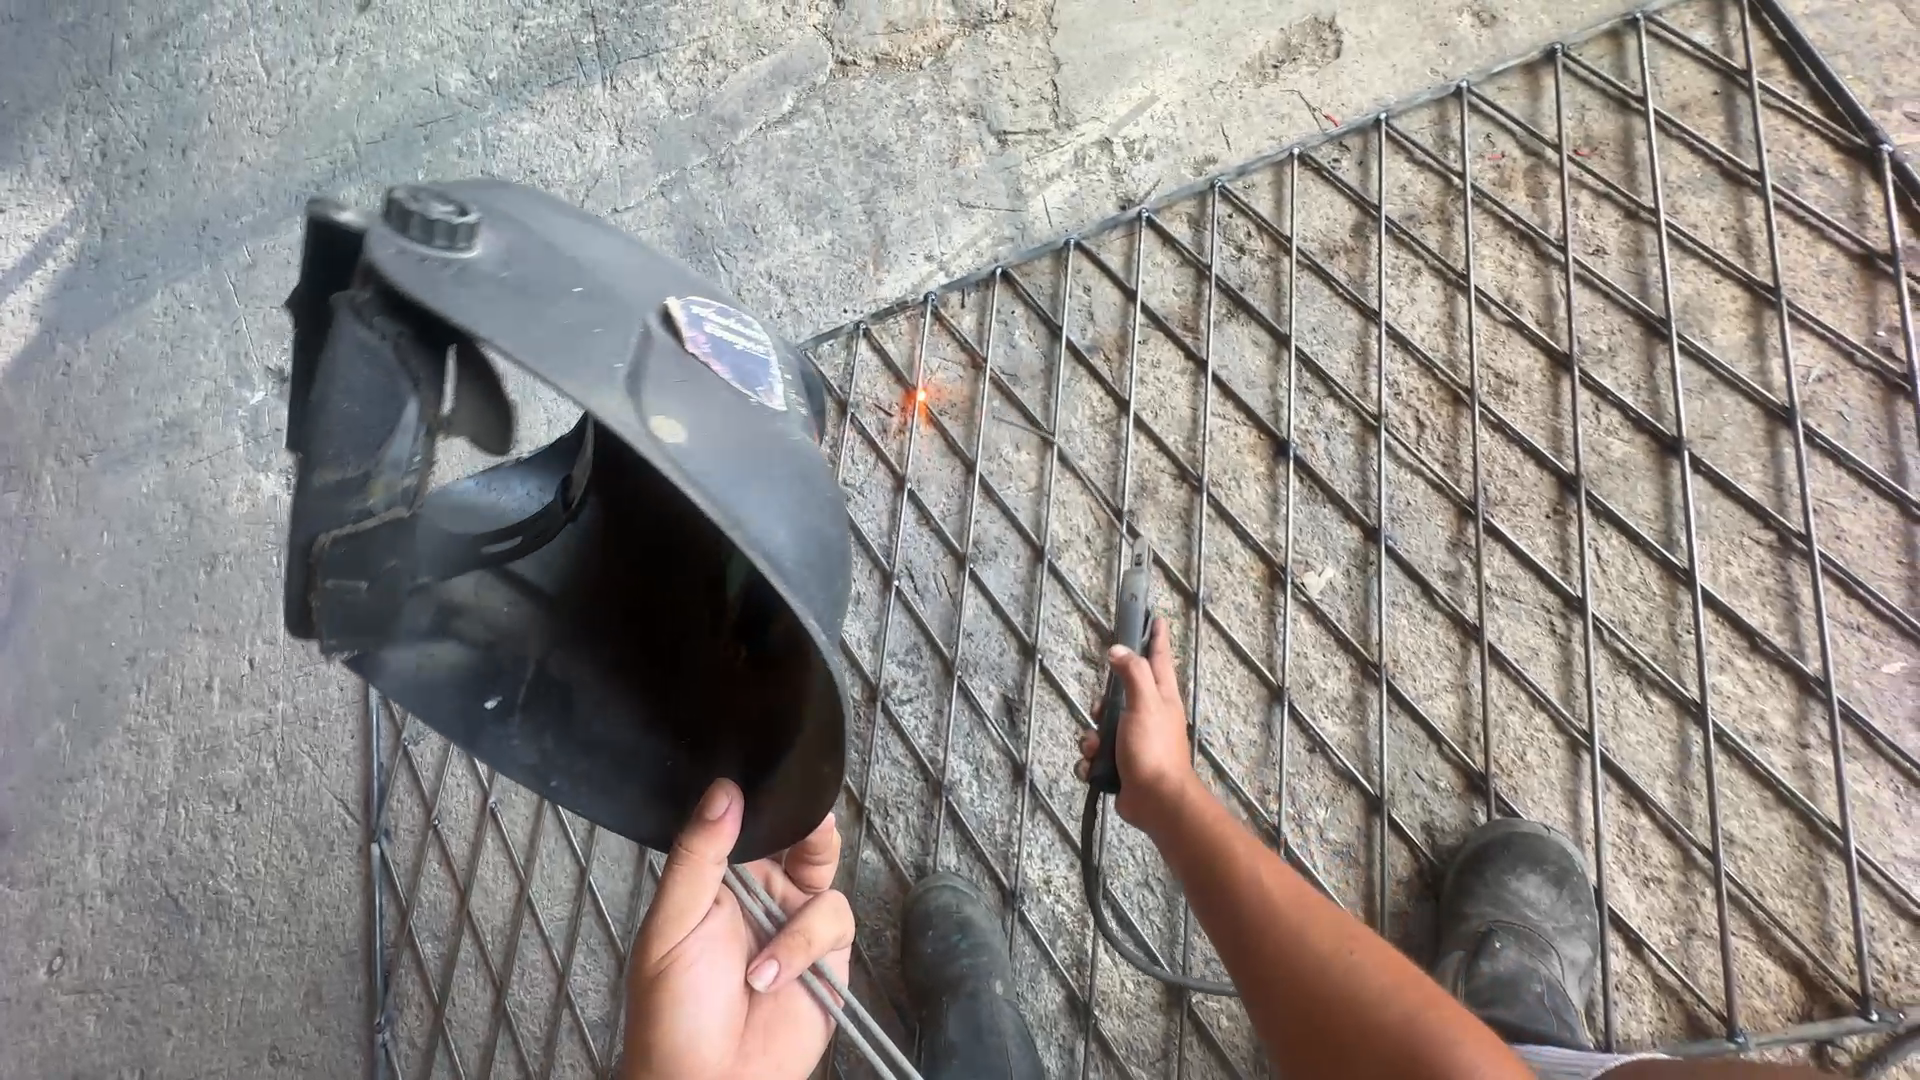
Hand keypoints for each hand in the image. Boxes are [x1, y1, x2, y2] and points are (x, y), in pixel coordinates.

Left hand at [622, 780, 853, 1079]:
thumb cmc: (672, 1014)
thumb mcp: (671, 927)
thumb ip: (698, 857)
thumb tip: (724, 790)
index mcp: (723, 878)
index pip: (750, 823)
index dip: (764, 800)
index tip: (773, 779)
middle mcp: (764, 892)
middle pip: (799, 836)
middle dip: (809, 828)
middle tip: (812, 826)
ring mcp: (797, 920)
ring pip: (824, 874)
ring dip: (796, 917)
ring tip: (761, 964)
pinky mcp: (827, 953)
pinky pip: (835, 921)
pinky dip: (804, 948)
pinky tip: (772, 978)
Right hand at [1075, 616, 1199, 833]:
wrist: (1156, 802)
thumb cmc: (1154, 748)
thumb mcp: (1144, 703)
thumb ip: (1131, 673)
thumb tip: (1117, 651)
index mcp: (1161, 697)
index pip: (1158, 658)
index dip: (1156, 638)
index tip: (1155, 619)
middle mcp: (1149, 715)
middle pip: (1120, 694)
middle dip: (1103, 703)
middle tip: (1100, 710)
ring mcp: (1134, 741)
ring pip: (1101, 727)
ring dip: (1091, 737)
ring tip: (1094, 748)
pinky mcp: (1121, 765)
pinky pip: (1096, 756)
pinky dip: (1090, 762)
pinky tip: (1093, 768)